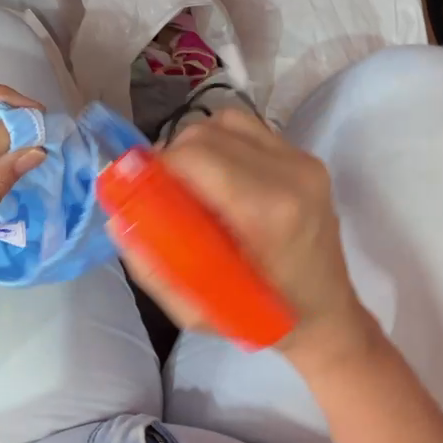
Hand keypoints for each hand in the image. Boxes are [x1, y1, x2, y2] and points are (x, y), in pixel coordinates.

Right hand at [119, 108, 372, 365]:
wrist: (325, 316)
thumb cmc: (262, 321)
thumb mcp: (197, 310)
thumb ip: (152, 266)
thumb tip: (116, 221)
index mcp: (266, 212)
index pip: (194, 156)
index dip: (156, 167)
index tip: (142, 192)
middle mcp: (290, 175)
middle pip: (205, 133)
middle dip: (171, 157)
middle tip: (160, 191)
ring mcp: (303, 162)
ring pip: (224, 121)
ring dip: (195, 147)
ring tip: (187, 183)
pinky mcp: (305, 159)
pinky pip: (247, 129)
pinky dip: (220, 145)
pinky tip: (215, 178)